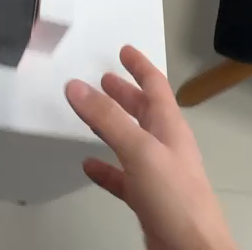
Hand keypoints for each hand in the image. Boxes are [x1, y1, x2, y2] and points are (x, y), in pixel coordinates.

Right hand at [66, 46, 234, 249]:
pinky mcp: (148, 201)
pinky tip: (89, 166)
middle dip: (124, 93)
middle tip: (104, 78)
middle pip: (143, 111)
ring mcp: (157, 175)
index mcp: (170, 127)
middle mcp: (165, 146)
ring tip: (90, 114)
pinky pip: (122, 177)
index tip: (125, 50)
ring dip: (112, 126)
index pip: (156, 86)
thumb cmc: (175, 198)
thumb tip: (75, 86)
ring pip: (131, 141)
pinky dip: (106, 168)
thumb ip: (107, 118)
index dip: (140, 66)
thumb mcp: (139, 150)